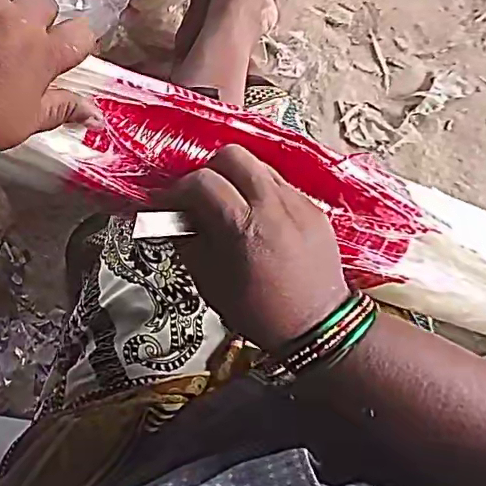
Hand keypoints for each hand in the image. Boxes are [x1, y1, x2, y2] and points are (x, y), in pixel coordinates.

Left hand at [0, 0, 95, 167]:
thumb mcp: (22, 124)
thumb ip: (60, 108)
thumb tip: (95, 112)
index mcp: (43, 54)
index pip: (80, 31)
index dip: (66, 41)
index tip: (51, 49)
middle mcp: (16, 19)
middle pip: (42, 2)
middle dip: (29, 19)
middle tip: (5, 42)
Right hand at [167, 146, 351, 349]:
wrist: (320, 328)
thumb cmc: (260, 311)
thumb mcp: (207, 278)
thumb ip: (185, 238)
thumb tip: (168, 216)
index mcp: (244, 227)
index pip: (201, 181)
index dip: (176, 190)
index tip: (166, 203)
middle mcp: (274, 207)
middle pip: (232, 156)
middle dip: (206, 171)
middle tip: (196, 196)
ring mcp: (299, 204)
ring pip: (256, 165)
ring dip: (232, 179)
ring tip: (224, 205)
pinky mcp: (313, 209)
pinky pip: (277, 184)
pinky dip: (256, 192)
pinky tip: (250, 217)